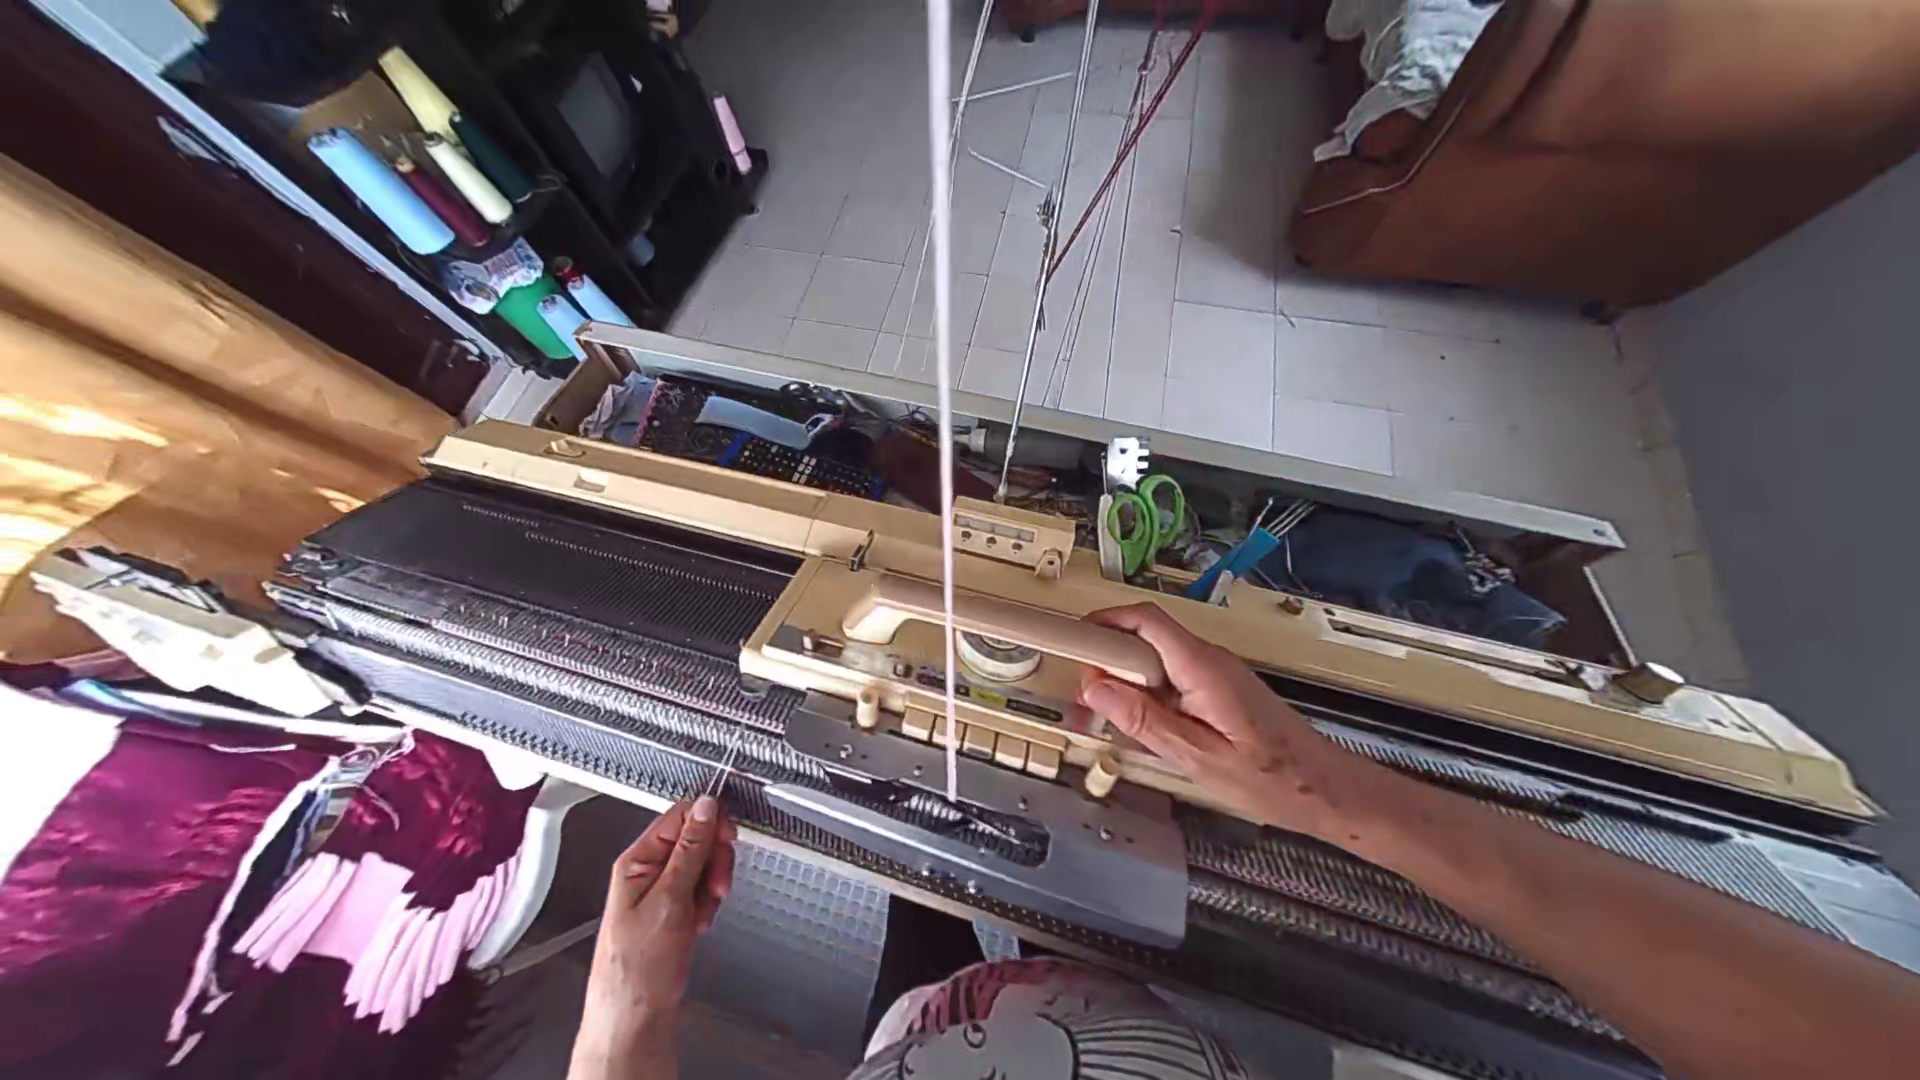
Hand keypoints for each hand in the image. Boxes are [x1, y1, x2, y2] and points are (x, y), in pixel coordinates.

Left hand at [569, 796, 736, 1079]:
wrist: (635, 1020)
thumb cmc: (637, 970)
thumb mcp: (670, 900)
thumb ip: (691, 849)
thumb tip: (705, 807)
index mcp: (638, 860)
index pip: (682, 816)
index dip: (710, 823)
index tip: (727, 840)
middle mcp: (648, 870)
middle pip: (697, 839)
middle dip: (714, 862)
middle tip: (715, 886)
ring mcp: (661, 890)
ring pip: (704, 864)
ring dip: (712, 887)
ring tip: (702, 912)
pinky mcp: (673, 907)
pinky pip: (702, 887)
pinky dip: (708, 903)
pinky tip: (698, 922)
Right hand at [1077, 603, 1372, 842]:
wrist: (1324, 788)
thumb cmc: (1272, 779)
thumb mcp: (1197, 757)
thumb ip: (1144, 720)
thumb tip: (1096, 689)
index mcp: (1202, 668)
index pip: (1146, 620)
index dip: (1105, 621)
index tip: (1075, 640)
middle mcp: (1208, 659)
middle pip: (1145, 635)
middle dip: (1108, 656)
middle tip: (1088, 694)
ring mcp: (1213, 670)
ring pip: (1155, 655)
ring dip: (1125, 675)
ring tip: (1110, 712)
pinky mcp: (1215, 685)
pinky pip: (1169, 673)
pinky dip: (1146, 689)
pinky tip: (1144, 721)